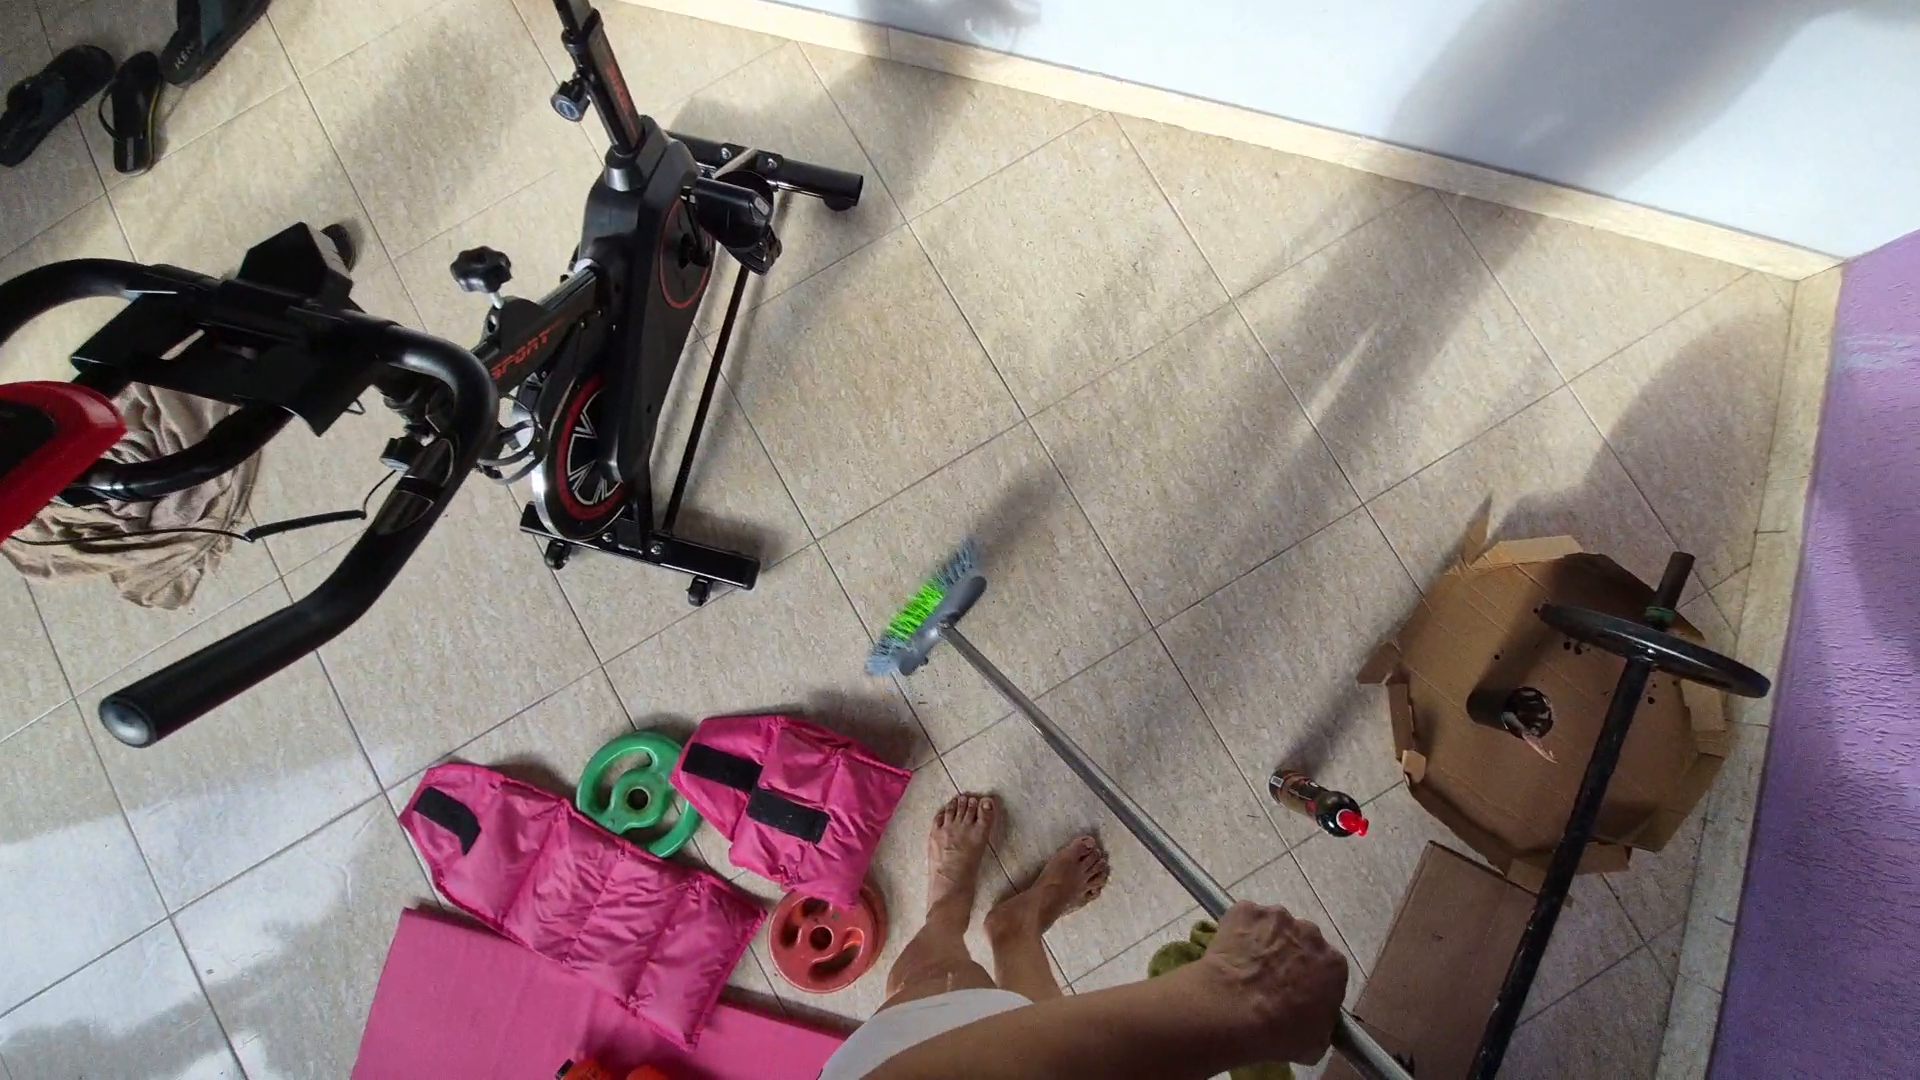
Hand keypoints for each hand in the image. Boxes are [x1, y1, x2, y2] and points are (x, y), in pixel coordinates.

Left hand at [1195, 901, 1348, 1063]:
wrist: (1235, 1008)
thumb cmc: (1281, 1032)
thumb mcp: (1318, 1039)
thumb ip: (1323, 1015)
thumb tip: (1314, 1011)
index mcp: (1333, 964)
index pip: (1327, 966)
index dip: (1311, 976)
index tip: (1298, 988)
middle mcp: (1309, 932)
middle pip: (1301, 940)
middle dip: (1289, 954)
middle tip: (1271, 975)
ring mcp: (1275, 916)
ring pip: (1272, 926)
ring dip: (1264, 939)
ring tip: (1247, 962)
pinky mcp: (1244, 909)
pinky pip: (1244, 918)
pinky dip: (1239, 929)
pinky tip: (1231, 950)